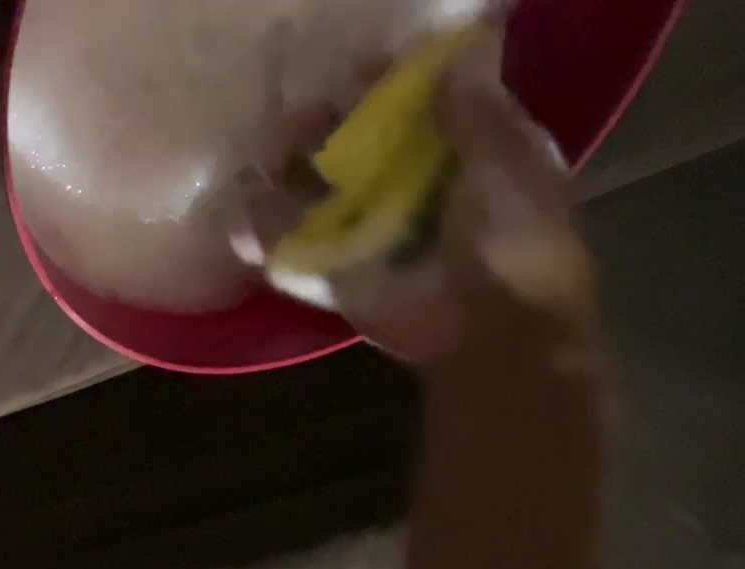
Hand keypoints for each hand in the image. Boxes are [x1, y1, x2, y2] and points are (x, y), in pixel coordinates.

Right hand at [237, 27, 596, 365]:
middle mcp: (407, 191)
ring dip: (285, 179)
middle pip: (352, 151)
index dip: (385, 88)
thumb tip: (462, 49)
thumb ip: (476, 116)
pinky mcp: (335, 276)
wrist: (486, 334)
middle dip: (320, 133)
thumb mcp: (507, 167)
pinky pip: (292, 255)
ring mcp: (366, 236)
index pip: (414, 109)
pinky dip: (264, 241)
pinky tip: (239, 223)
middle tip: (295, 121)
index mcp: (459, 156)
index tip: (352, 71)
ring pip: (314, 198)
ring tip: (262, 162)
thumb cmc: (514, 245)